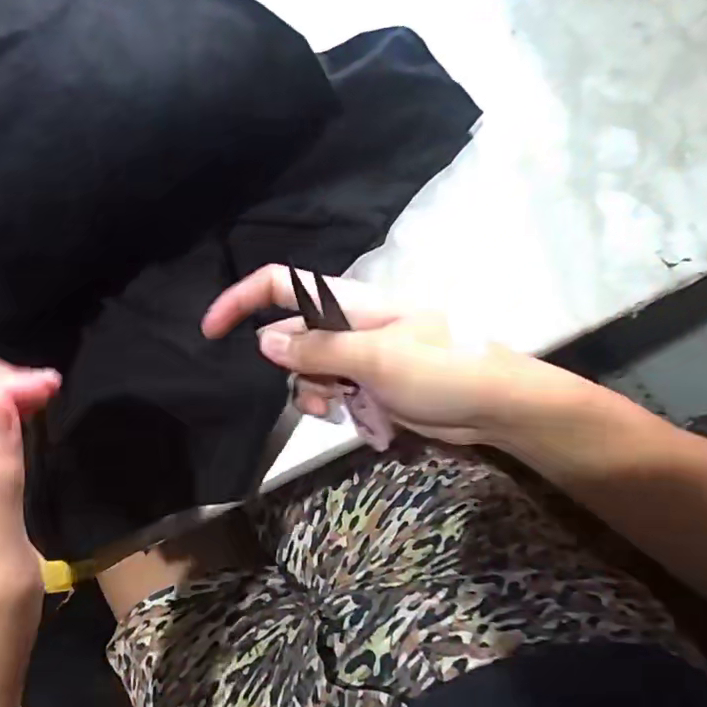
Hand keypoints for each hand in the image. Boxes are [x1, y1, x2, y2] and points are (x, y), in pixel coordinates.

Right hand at [202, 265, 577, 445]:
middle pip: (292, 337)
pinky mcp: (374, 384)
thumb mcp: (377, 358)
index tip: (210, 332)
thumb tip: (264, 340)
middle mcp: (351, 324)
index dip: (241, 299)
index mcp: (351, 302)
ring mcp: (362, 356)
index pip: (282, 284)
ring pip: (310, 372)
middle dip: (293, 369)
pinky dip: (339, 408)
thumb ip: (319, 349)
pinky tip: (363, 421)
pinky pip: (336, 393)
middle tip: (326, 392)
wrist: (496, 405)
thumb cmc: (444, 369)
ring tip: (347, 410)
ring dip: (316, 395)